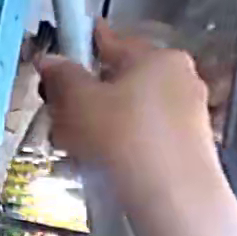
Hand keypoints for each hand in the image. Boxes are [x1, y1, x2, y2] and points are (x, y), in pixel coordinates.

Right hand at [36, 22, 221, 216]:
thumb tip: (49, 59)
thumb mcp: (78, 101)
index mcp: (156, 57)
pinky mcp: (187, 145)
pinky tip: (98, 162)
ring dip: (96, 121)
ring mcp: (187, 112)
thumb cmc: (121, 136)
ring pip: (127, 108)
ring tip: (72, 144)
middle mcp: (179, 77)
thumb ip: (61, 75)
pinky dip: (118, 141)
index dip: (79, 43)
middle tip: (58, 112)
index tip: (60, 47)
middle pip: (118, 78)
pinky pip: (141, 133)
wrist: (171, 195)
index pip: (110, 40)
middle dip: (85, 94)